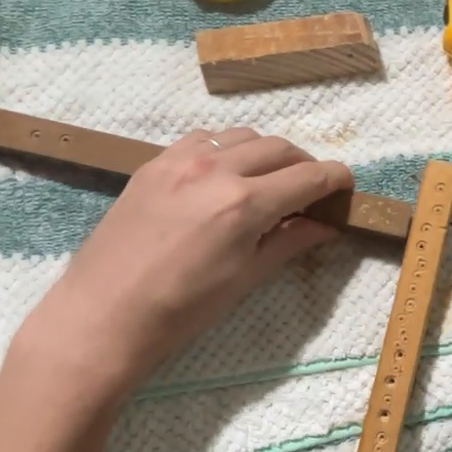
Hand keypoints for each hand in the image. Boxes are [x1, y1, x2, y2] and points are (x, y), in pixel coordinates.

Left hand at [15, 128, 352, 405]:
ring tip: (269, 182)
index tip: (346, 186)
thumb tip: (326, 225)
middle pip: (280, 148)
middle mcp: (217, 170)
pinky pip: (205, 140)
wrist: (104, 315)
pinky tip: (225, 175)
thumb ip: (290, 242)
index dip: (336, 178)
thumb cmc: (182, 310)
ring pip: (243, 136)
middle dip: (305, 165)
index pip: (309, 175)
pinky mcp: (154, 163)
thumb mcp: (246, 279)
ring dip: (267, 153)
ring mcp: (180, 161)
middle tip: (311, 191)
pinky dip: (228, 149)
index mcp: (245, 203)